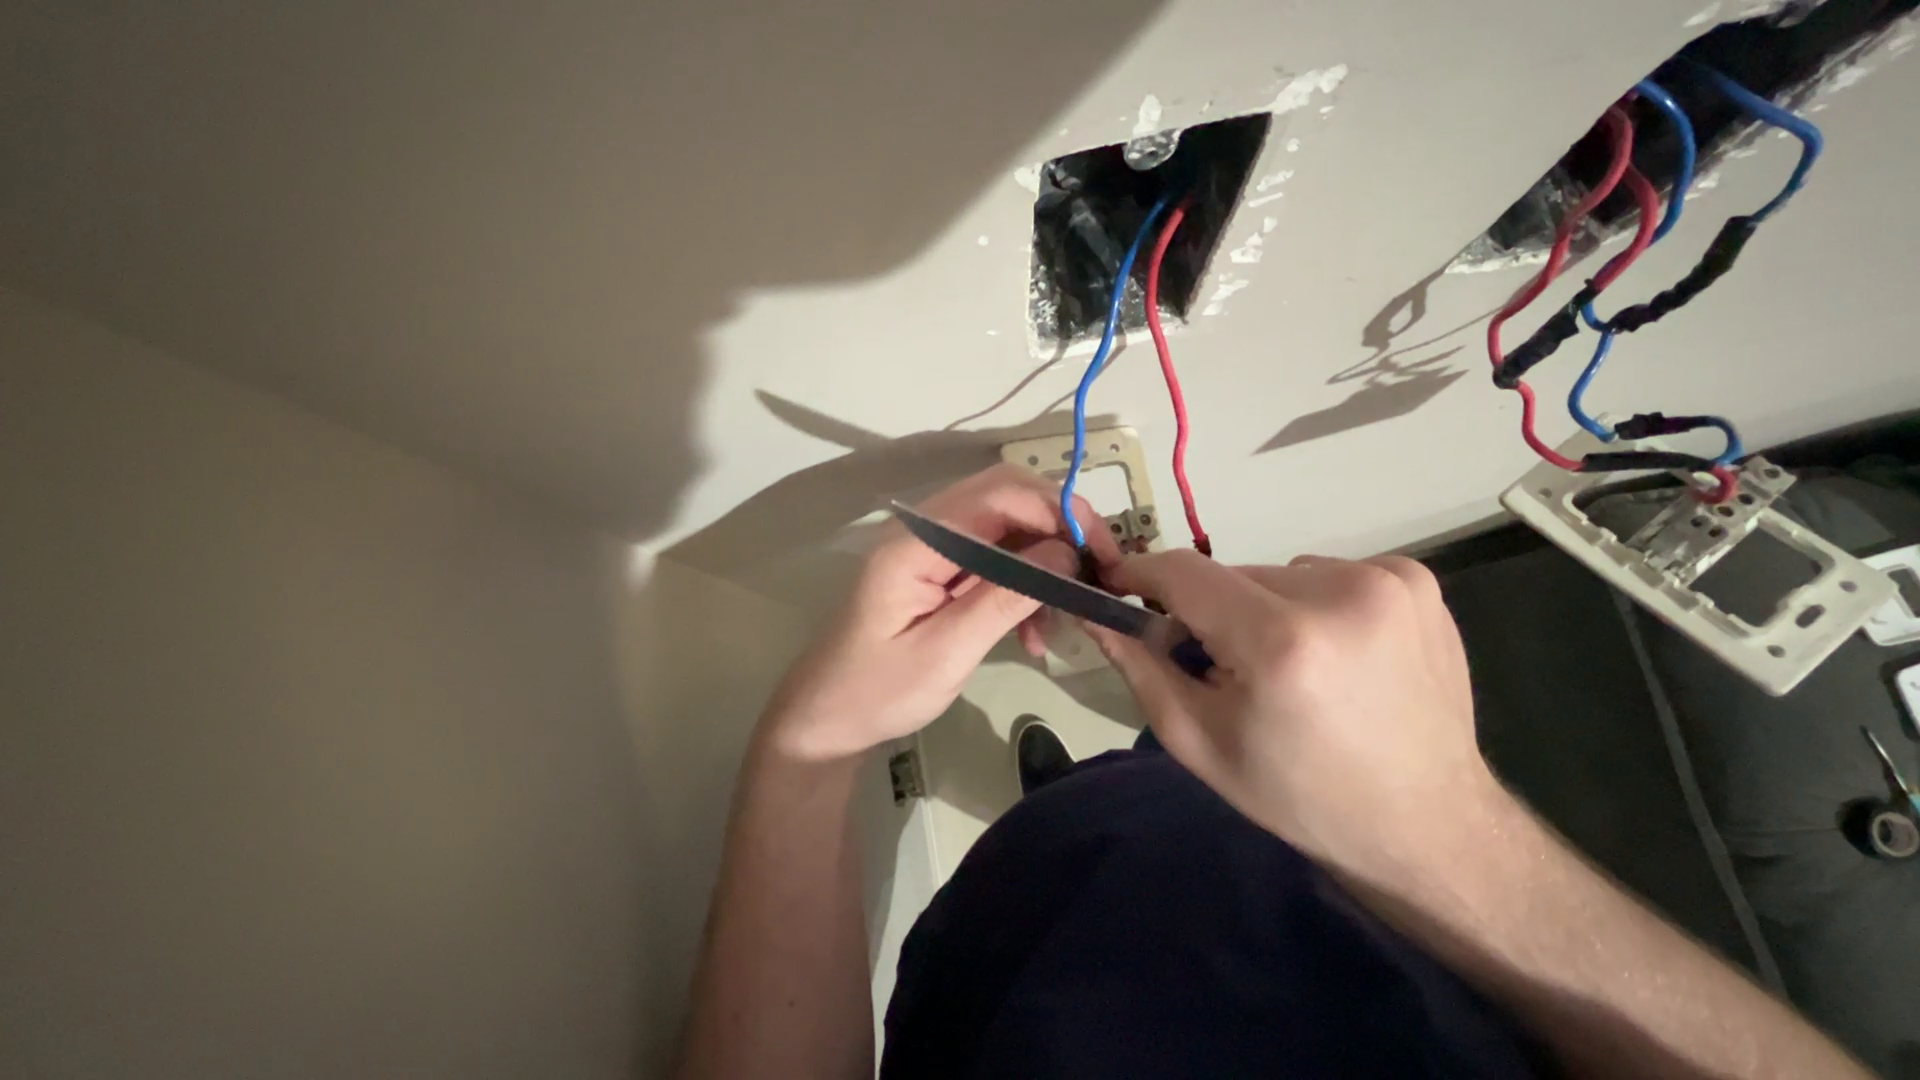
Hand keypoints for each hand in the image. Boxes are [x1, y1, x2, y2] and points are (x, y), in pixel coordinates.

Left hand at [761, 464, 1116, 762]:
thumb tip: (1063, 553)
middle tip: (1097, 572)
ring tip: (1065, 618)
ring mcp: (931, 550)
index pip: (999, 495)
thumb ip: (1003, 598)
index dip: (1058, 511)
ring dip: (1044, 565)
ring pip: (1007, 531)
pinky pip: (994, 562)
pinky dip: (1022, 588)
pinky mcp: (939, 573)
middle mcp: (924, 531)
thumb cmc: (879, 691)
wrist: (827, 718)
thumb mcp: (946, 652)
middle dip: (1060, 530)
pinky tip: (1034, 634)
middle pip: (1007, 500)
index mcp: (917, 542)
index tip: (1099, 551)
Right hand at [1088, 551, 1507, 889]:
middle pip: (1232, 575)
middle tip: (1220, 664)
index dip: (1142, 575)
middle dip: (1212, 611)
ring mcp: (1389, 582)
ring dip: (1265, 606)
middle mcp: (1340, 593)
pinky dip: (1314, 604)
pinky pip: (1329, 574)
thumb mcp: (1199, 742)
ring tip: (1291, 667)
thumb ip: (1142, 668)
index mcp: (1281, 642)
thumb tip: (1099, 615)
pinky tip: (1335, 656)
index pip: (1184, 573)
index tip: (1120, 587)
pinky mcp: (1417, 582)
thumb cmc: (1300, 795)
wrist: (1425, 825)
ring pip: (1280, 573)